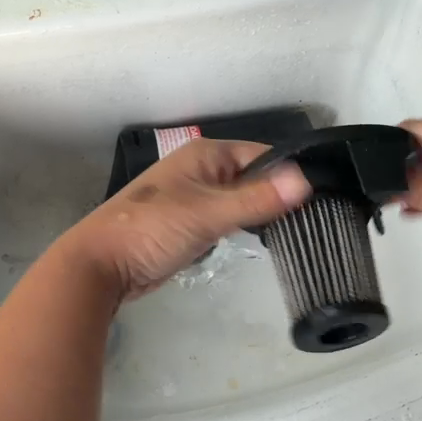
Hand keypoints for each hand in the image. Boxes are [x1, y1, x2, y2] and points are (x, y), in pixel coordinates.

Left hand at [57, 138, 310, 301]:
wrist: (101, 265)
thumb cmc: (152, 230)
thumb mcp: (209, 214)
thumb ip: (257, 200)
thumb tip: (306, 181)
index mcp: (206, 154)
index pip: (262, 155)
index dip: (290, 174)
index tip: (320, 197)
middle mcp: (202, 169)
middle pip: (253, 176)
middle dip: (277, 195)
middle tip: (312, 219)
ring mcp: (195, 196)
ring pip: (240, 199)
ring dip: (260, 212)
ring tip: (295, 230)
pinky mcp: (190, 223)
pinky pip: (227, 217)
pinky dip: (243, 226)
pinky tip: (262, 241)